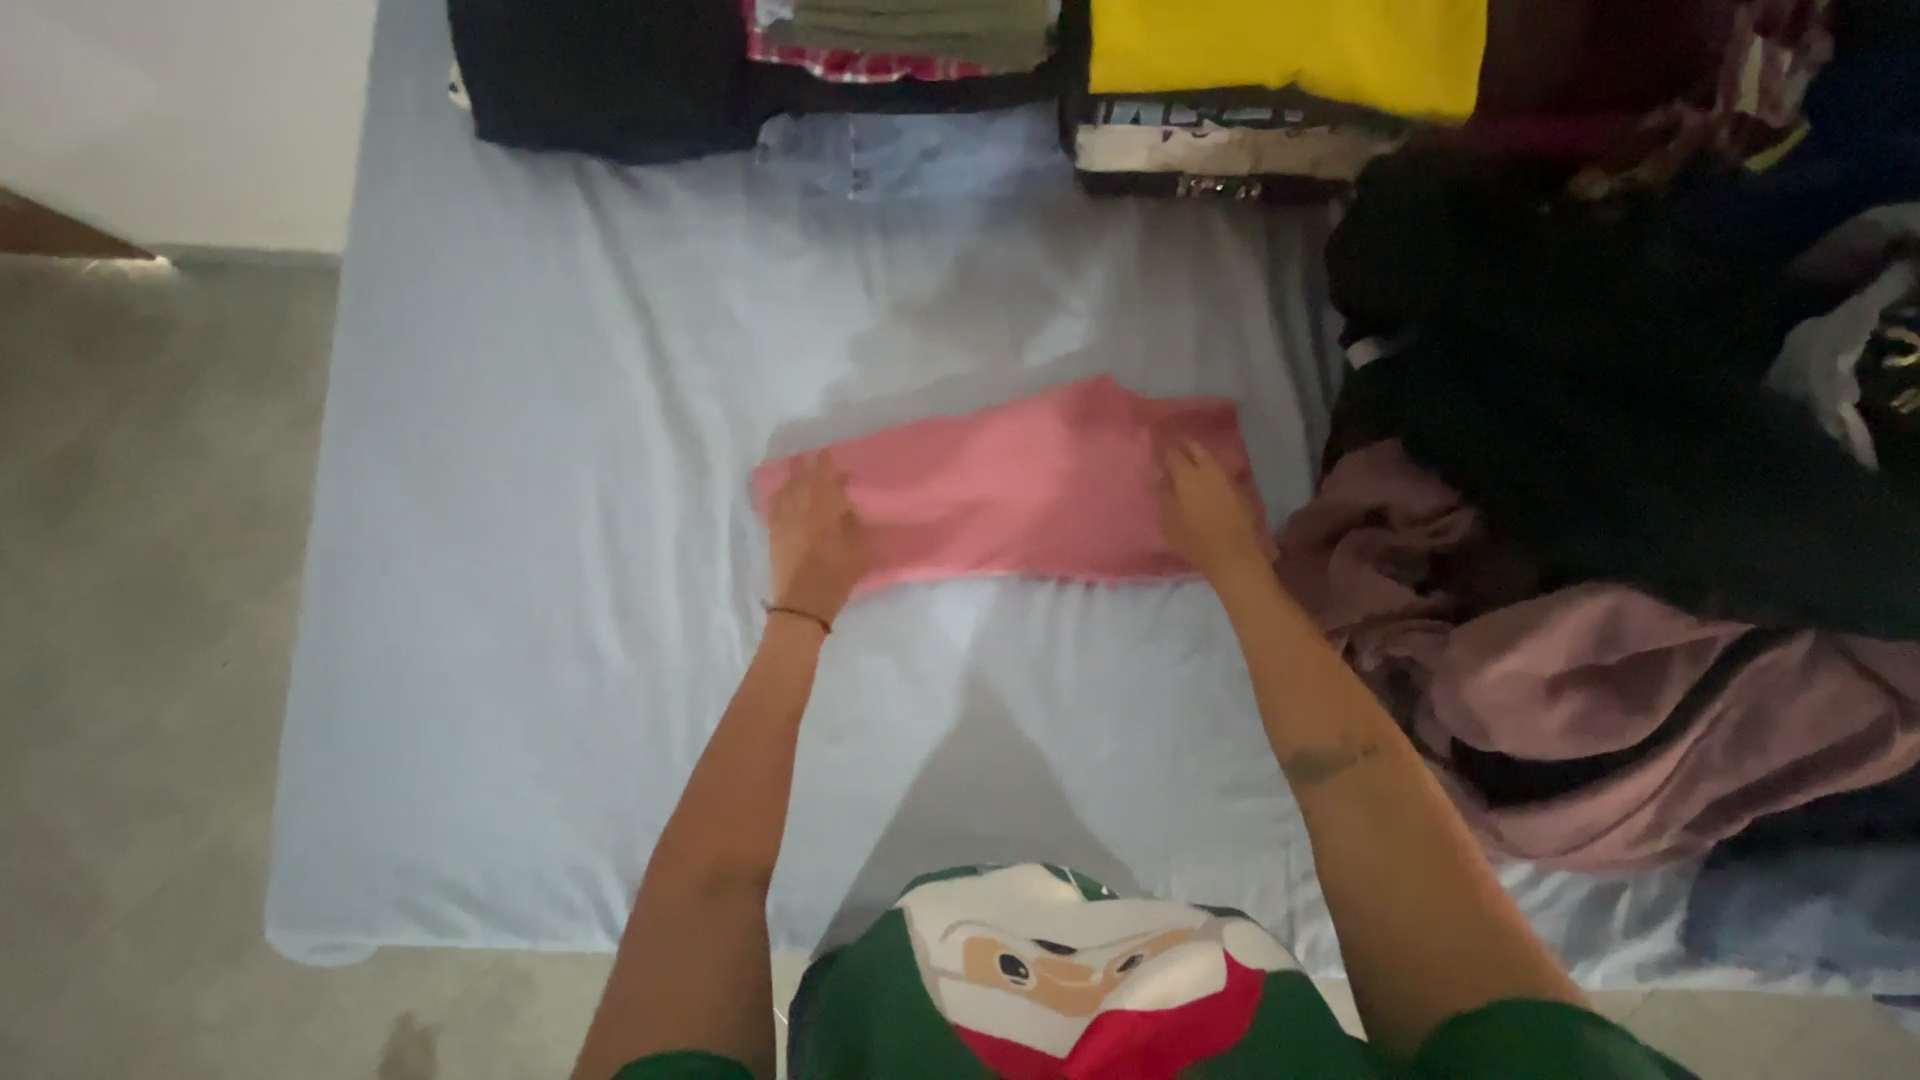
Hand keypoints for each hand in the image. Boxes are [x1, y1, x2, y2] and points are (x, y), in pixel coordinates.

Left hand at [767, 452, 870, 625]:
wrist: (804, 603)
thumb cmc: (837, 576)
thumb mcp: (858, 550)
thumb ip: (852, 524)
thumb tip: (845, 508)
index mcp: (824, 510)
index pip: (824, 478)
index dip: (826, 465)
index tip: (830, 455)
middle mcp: (800, 509)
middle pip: (802, 480)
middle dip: (808, 466)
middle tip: (814, 458)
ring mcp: (783, 520)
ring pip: (786, 490)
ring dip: (792, 478)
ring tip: (797, 469)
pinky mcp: (773, 533)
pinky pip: (774, 507)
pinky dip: (779, 496)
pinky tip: (781, 493)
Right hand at [1156, 435, 1268, 582]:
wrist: (1233, 554)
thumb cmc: (1193, 539)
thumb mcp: (1169, 519)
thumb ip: (1163, 493)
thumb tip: (1160, 474)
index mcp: (1187, 474)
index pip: (1172, 453)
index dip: (1163, 447)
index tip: (1156, 445)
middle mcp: (1208, 470)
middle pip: (1196, 448)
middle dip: (1185, 444)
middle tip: (1175, 445)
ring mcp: (1227, 478)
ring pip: (1211, 458)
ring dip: (1200, 455)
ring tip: (1190, 460)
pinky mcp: (1239, 489)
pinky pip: (1221, 471)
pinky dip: (1211, 469)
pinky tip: (1207, 476)